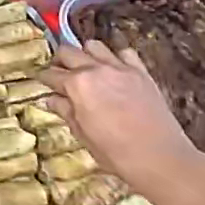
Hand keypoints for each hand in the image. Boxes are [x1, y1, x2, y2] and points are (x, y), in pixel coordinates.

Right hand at [41, 40, 204, 194]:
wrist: (162, 160)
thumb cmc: (117, 153)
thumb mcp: (83, 135)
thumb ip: (65, 111)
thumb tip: (51, 100)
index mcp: (77, 85)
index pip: (51, 74)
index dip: (43, 78)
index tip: (41, 80)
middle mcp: (95, 69)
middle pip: (68, 51)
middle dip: (59, 61)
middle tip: (60, 73)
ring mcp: (120, 68)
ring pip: (94, 45)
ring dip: (86, 54)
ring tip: (87, 68)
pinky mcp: (141, 72)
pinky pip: (124, 53)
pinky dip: (116, 57)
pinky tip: (114, 70)